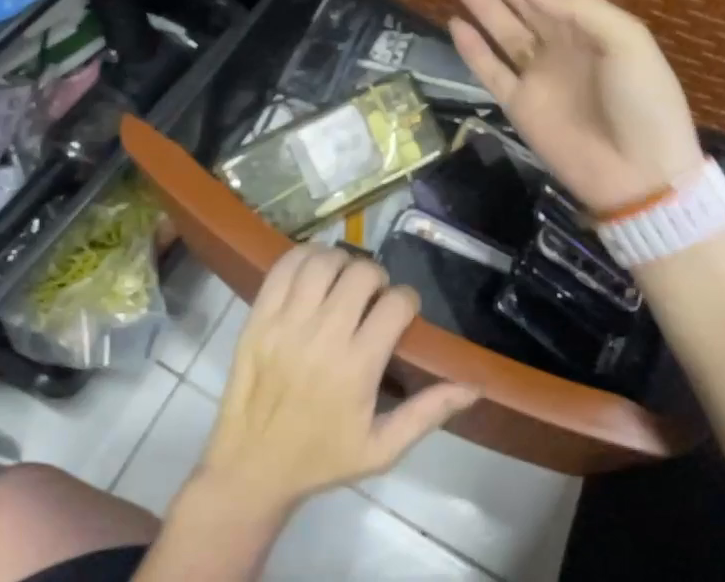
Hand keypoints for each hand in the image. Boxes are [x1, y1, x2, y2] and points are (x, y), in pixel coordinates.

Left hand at [195, 247, 478, 513]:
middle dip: (377, 278)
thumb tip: (474, 388)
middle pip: (361, 274)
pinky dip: (304, 257)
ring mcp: (285, 323)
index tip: (403, 314)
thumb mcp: (382, 449)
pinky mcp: (258, 317)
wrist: (251, 468)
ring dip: (342, 263)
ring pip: (323, 262)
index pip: (395, 304)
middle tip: (374, 297)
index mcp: (357, 367)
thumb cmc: (321, 459)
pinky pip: (283, 268)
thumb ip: (427, 413)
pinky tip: (315, 270)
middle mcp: (322, 336)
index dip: (407, 301)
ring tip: (344, 281)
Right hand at [449, 0, 702, 216]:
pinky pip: (492, 71)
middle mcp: (564, 47)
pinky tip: (456, 24)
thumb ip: (580, 6)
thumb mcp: (627, 41)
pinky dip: (474, 50)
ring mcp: (540, 77)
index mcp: (595, 28)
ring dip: (484, 3)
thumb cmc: (643, 102)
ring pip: (505, 31)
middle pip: (526, 3)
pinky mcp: (520, 106)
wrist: (639, 175)